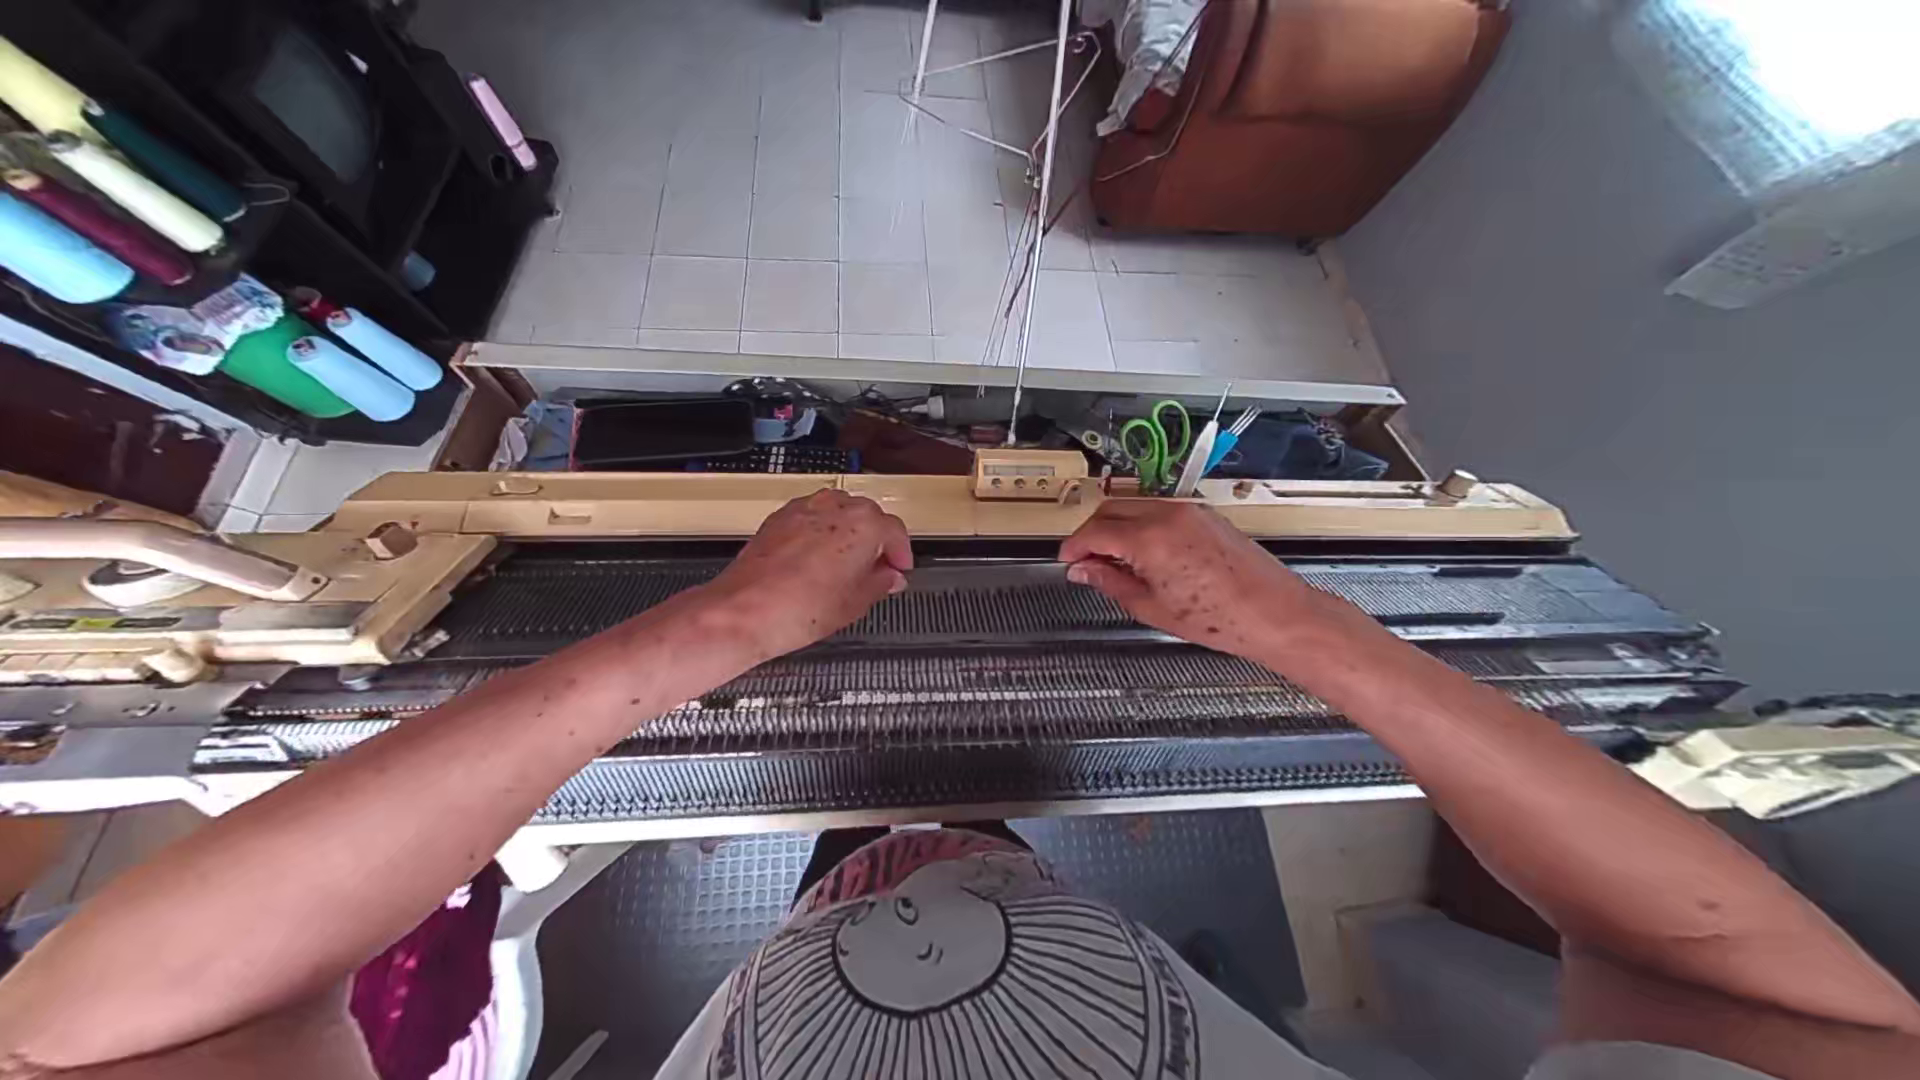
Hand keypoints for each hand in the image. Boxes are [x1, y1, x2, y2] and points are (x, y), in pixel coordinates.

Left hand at [702, 490, 912, 658]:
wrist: (746, 611)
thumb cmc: (797, 607)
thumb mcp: (857, 602)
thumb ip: (881, 583)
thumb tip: (888, 577)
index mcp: (864, 524)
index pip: (895, 531)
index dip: (901, 553)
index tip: (899, 568)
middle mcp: (835, 507)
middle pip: (869, 515)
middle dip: (877, 540)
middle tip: (878, 568)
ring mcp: (805, 509)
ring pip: (840, 512)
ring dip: (849, 532)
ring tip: (848, 563)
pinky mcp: (781, 517)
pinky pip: (812, 517)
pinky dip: (822, 532)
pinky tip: (819, 560)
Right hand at [1059, 500, 1324, 656]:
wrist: (1275, 614)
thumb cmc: (1224, 617)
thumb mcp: (1151, 607)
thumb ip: (1110, 581)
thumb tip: (1085, 570)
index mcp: (1151, 539)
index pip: (1095, 531)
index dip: (1074, 546)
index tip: (1067, 559)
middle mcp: (1169, 514)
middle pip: (1111, 509)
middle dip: (1091, 532)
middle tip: (1084, 560)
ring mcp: (1189, 510)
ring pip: (1134, 505)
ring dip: (1115, 526)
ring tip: (1112, 560)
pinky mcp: (1203, 514)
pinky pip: (1158, 509)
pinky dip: (1139, 524)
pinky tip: (1140, 552)